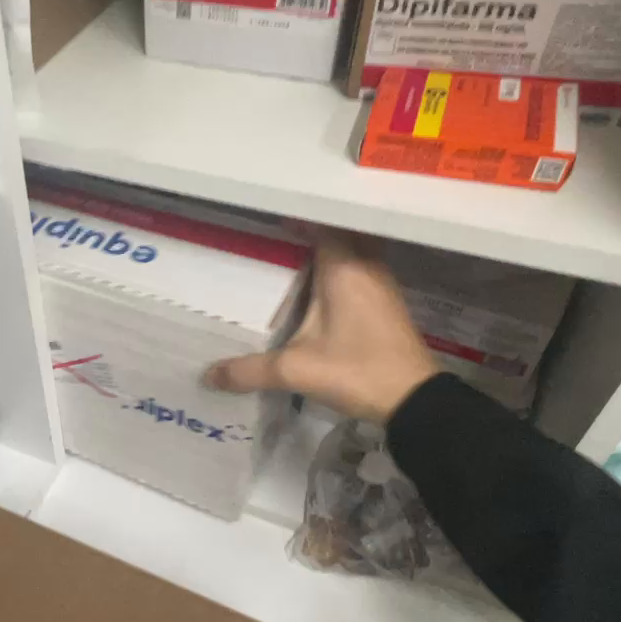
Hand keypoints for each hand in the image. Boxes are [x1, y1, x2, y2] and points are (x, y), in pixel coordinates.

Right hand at [204, 232, 437, 421]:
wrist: (412, 400)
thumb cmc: (355, 371)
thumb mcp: (294, 371)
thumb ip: (249, 371)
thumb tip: (208, 376)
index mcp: (343, 268)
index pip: (319, 224)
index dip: (293, 221)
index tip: (265, 224)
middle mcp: (365, 267)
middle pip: (335, 236)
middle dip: (306, 237)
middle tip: (270, 245)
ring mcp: (380, 285)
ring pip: (348, 256)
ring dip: (322, 257)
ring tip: (285, 268)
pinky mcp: (385, 305)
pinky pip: (356, 275)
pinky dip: (335, 276)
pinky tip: (312, 298)